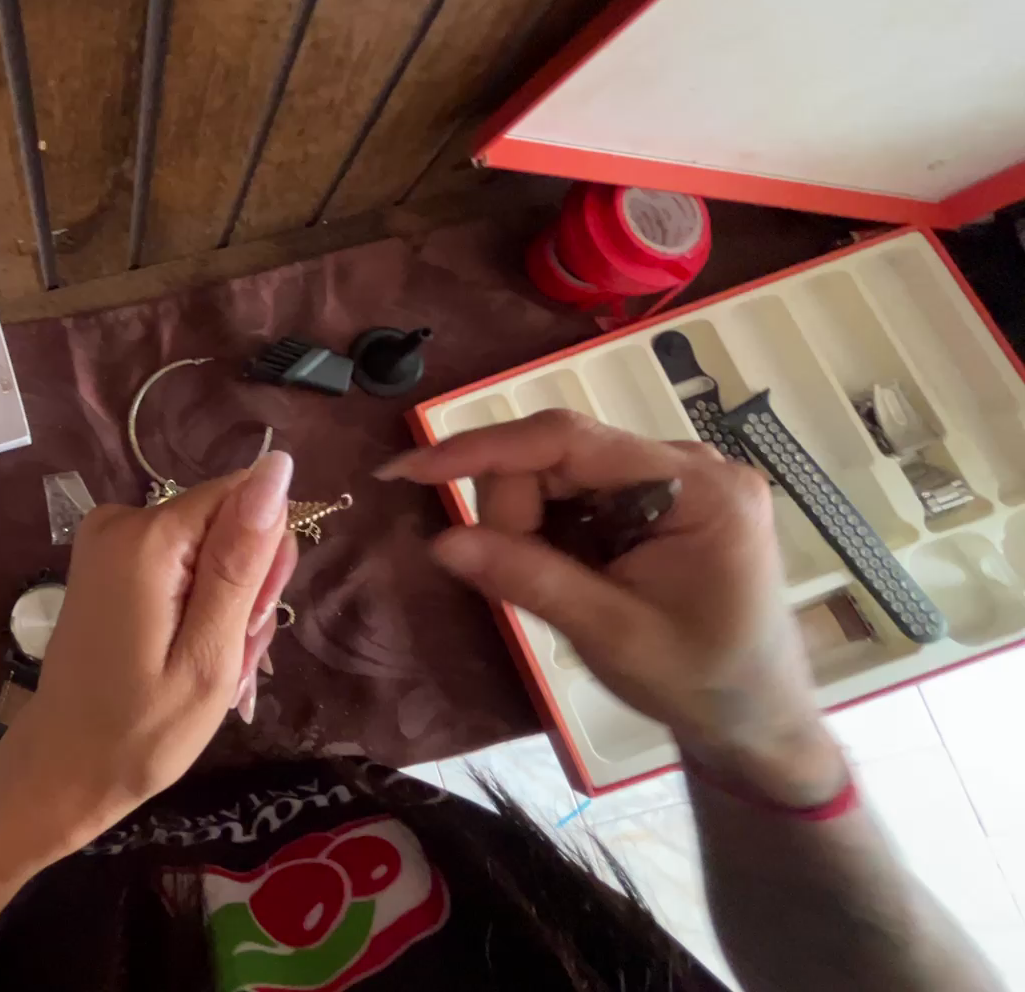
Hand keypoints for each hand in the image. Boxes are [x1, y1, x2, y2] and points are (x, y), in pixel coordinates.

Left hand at [0, 452, 298, 859]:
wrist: (67, 766)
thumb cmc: (144, 730)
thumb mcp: (210, 651)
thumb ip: (242, 556)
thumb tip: (275, 466)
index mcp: (147, 536)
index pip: (244, 497)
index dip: (264, 556)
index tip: (252, 620)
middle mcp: (120, 519)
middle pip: (224, 521)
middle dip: (244, 587)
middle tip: (231, 655)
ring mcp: (107, 538)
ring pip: (208, 547)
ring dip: (224, 606)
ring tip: (210, 665)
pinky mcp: (106, 560)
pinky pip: (179, 562)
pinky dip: (196, 606)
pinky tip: (190, 653)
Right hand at [380, 410, 844, 805]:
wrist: (751, 717)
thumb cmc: (699, 680)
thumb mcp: (611, 635)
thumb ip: (529, 581)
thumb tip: (440, 542)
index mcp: (694, 486)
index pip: (562, 440)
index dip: (477, 449)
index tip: (406, 471)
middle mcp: (679, 464)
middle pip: (544, 457)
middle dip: (511, 515)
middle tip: (520, 579)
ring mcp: (660, 476)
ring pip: (541, 472)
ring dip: (522, 525)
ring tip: (557, 582)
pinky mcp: (641, 494)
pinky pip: (557, 491)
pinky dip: (537, 529)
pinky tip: (564, 568)